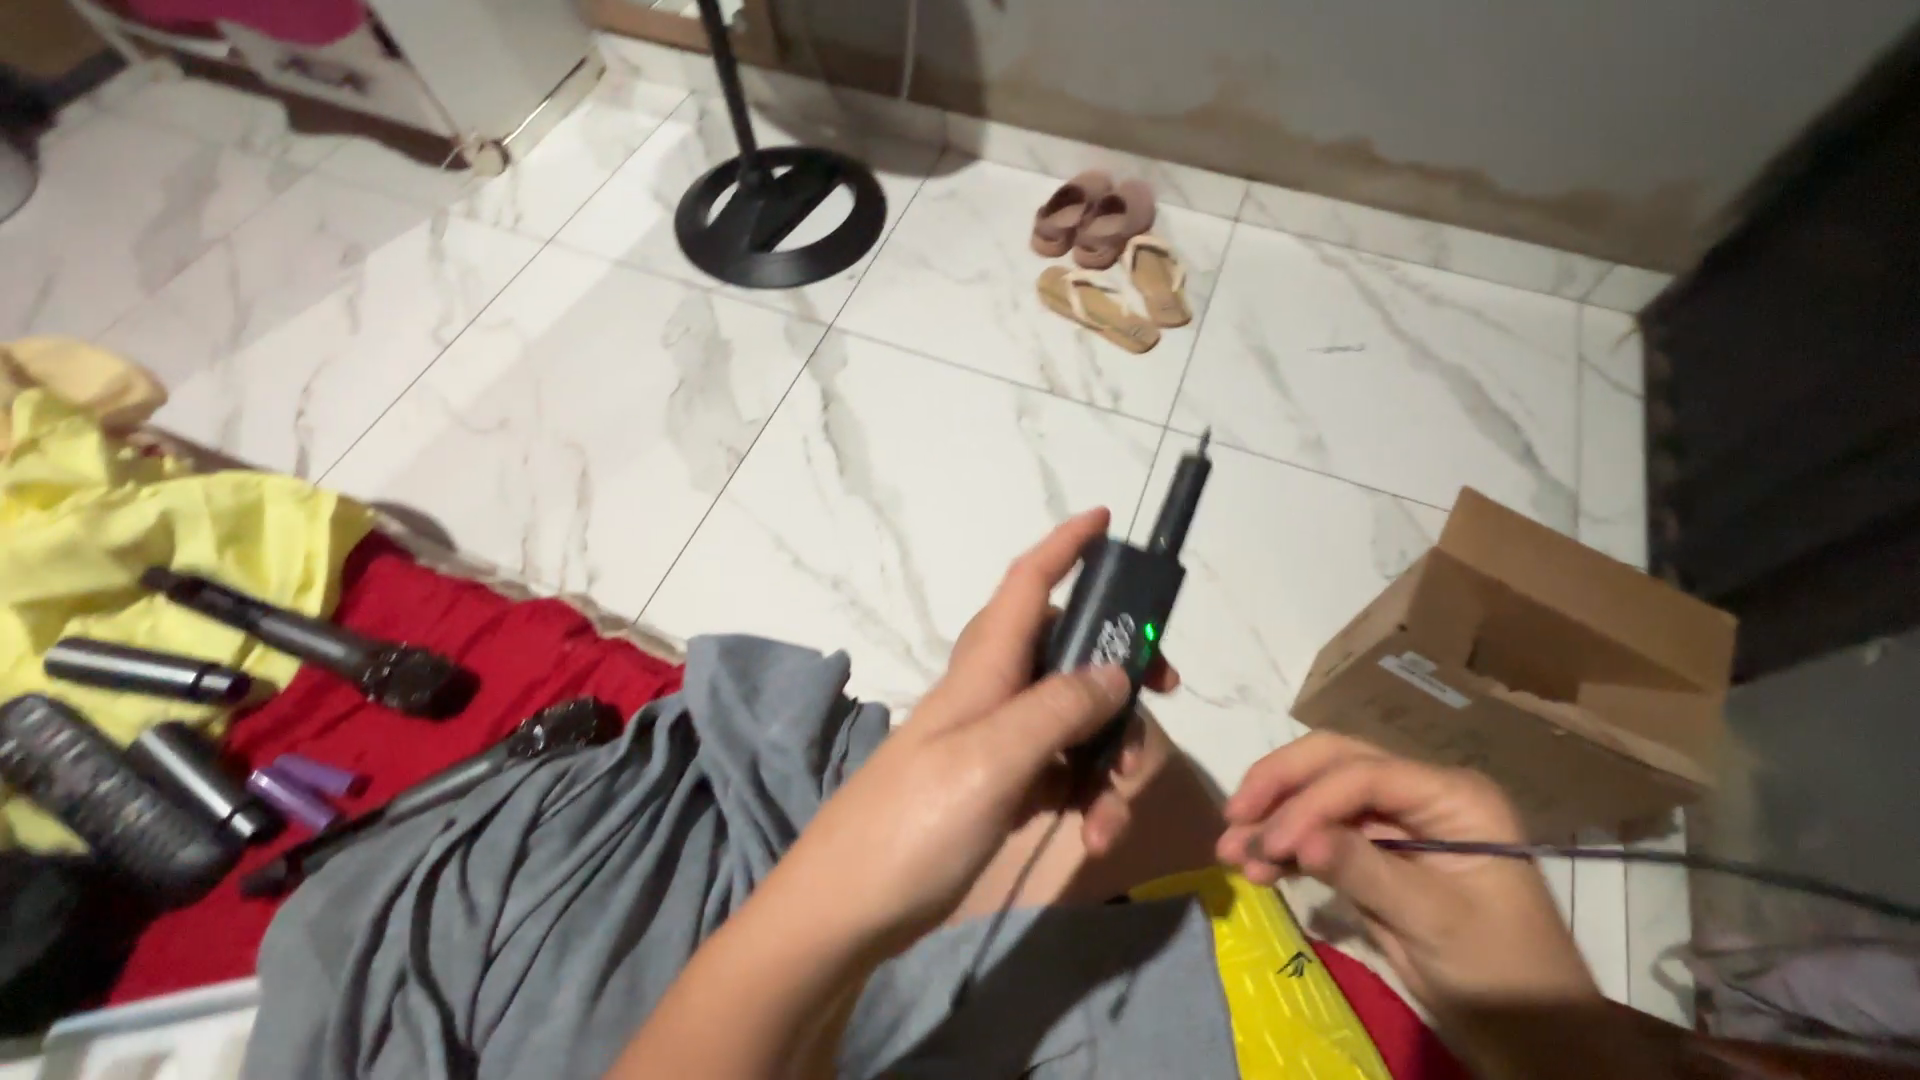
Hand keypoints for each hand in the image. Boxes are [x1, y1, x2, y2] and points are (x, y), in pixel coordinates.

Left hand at [768, 508, 1176, 952]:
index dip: (1064, 546)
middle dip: (1121, 672)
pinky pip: (1062, 773)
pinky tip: (1093, 836)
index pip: (1027, 584)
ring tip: (1110, 817)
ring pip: (1075, 721)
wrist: (848, 910)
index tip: (1103, 519)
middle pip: (1068, 653)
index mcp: (984, 669)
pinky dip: (1086, 797)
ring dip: (1109, 758)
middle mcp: (992, 694)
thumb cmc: (913, 825)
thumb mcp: (991, 762)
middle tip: (1164, 697)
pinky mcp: (1000, 788)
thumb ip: (1056, 711)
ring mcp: (997, 744)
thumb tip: (1113, 672)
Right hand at [1216, 734, 1597, 1011]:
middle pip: (1333, 764)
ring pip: (1317, 795)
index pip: (1364, 775)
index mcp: (1451, 796)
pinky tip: (1255, 867)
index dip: (1310, 802)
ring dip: (1273, 819)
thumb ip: (1364, 871)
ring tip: (1231, 852)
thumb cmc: (1501, 974)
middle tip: (1234, 817)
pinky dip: (1285, 848)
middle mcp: (1419, 794)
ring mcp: (1395, 821)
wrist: (1531, 1037)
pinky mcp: (1373, 852)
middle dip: (1279, 787)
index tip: (1269, 843)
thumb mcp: (1435, 922)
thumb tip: (1296, 840)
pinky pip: (1319, 834)